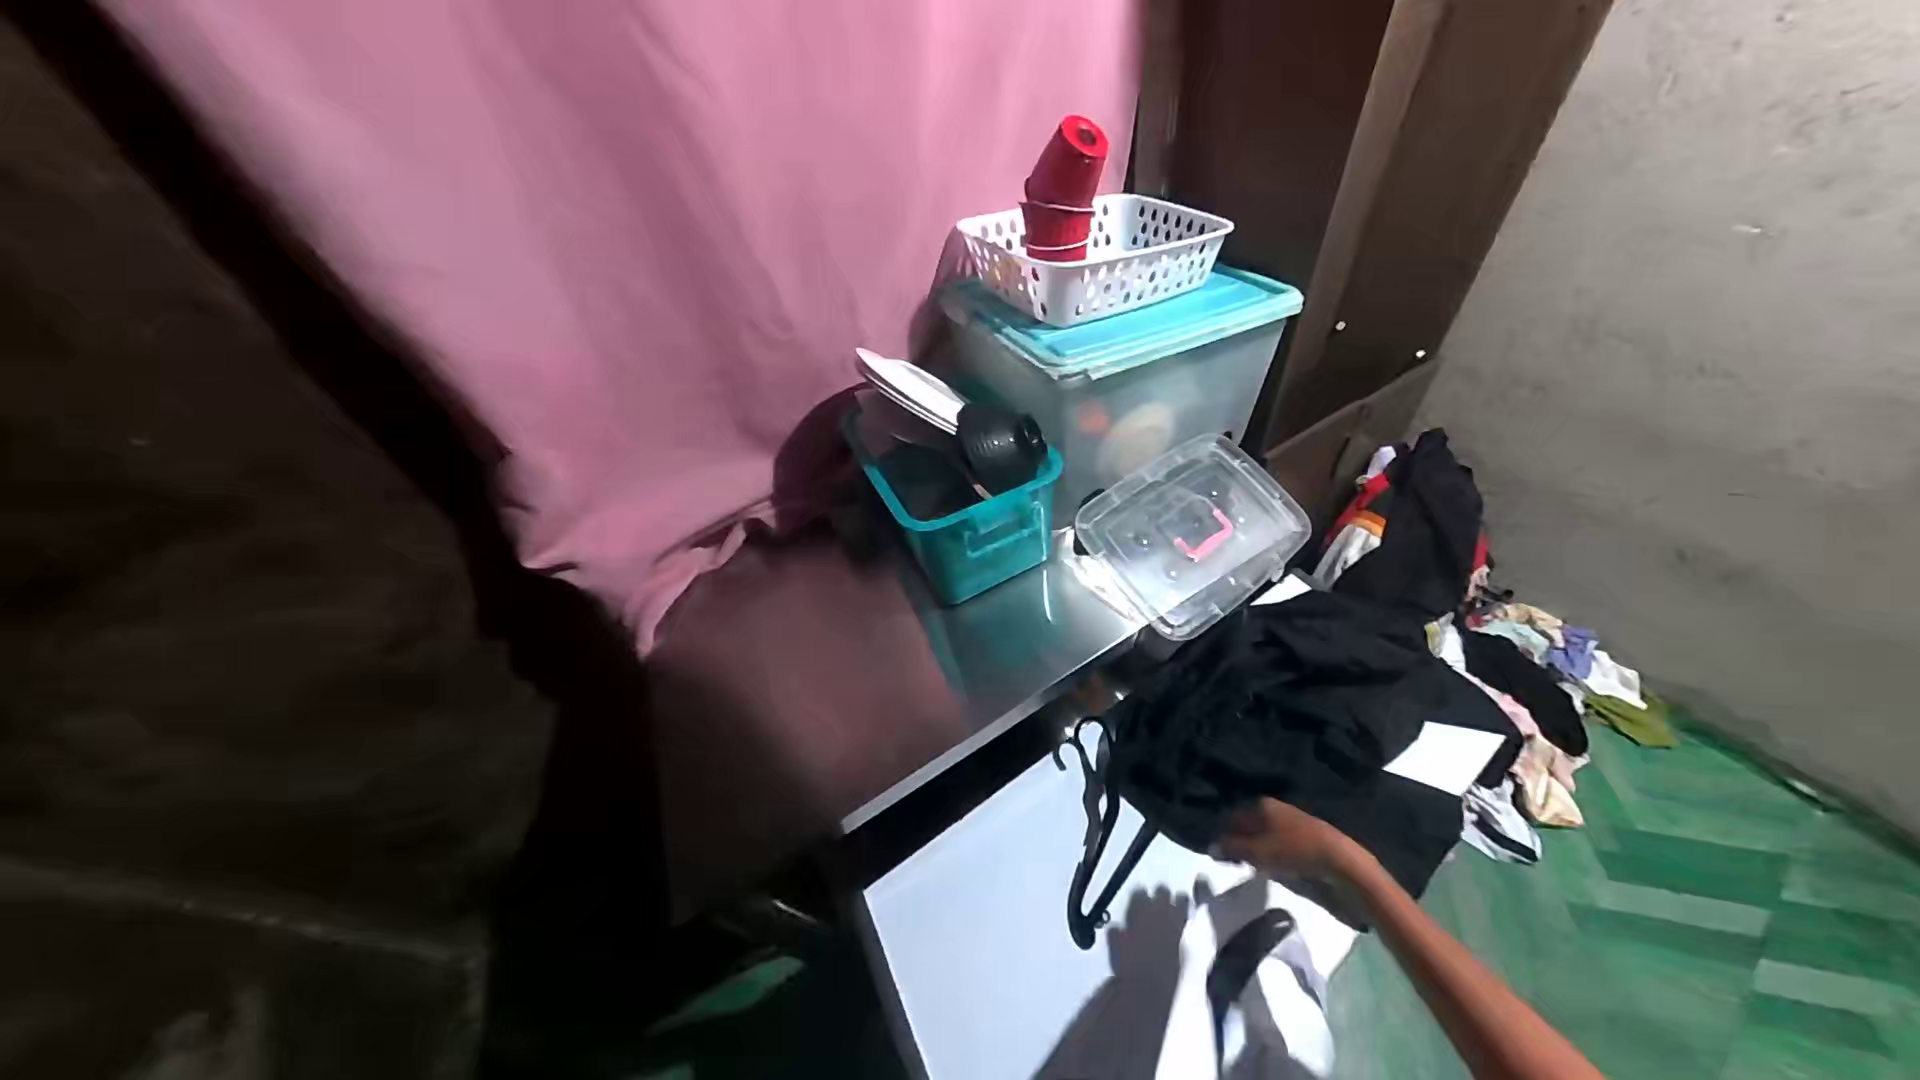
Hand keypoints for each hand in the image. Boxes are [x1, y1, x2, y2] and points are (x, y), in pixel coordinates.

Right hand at [1214, 797, 1370, 883]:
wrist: (1344, 866)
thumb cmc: (1295, 853)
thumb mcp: (1257, 853)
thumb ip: (1231, 849)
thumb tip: (1211, 847)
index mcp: (1261, 804)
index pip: (1232, 815)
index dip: (1223, 833)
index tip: (1219, 854)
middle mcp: (1276, 809)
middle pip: (1248, 825)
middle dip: (1240, 842)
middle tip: (1235, 863)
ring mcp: (1294, 824)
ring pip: (1264, 836)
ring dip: (1257, 851)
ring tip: (1254, 869)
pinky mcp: (1308, 841)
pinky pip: (1280, 846)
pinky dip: (1273, 856)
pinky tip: (1275, 870)